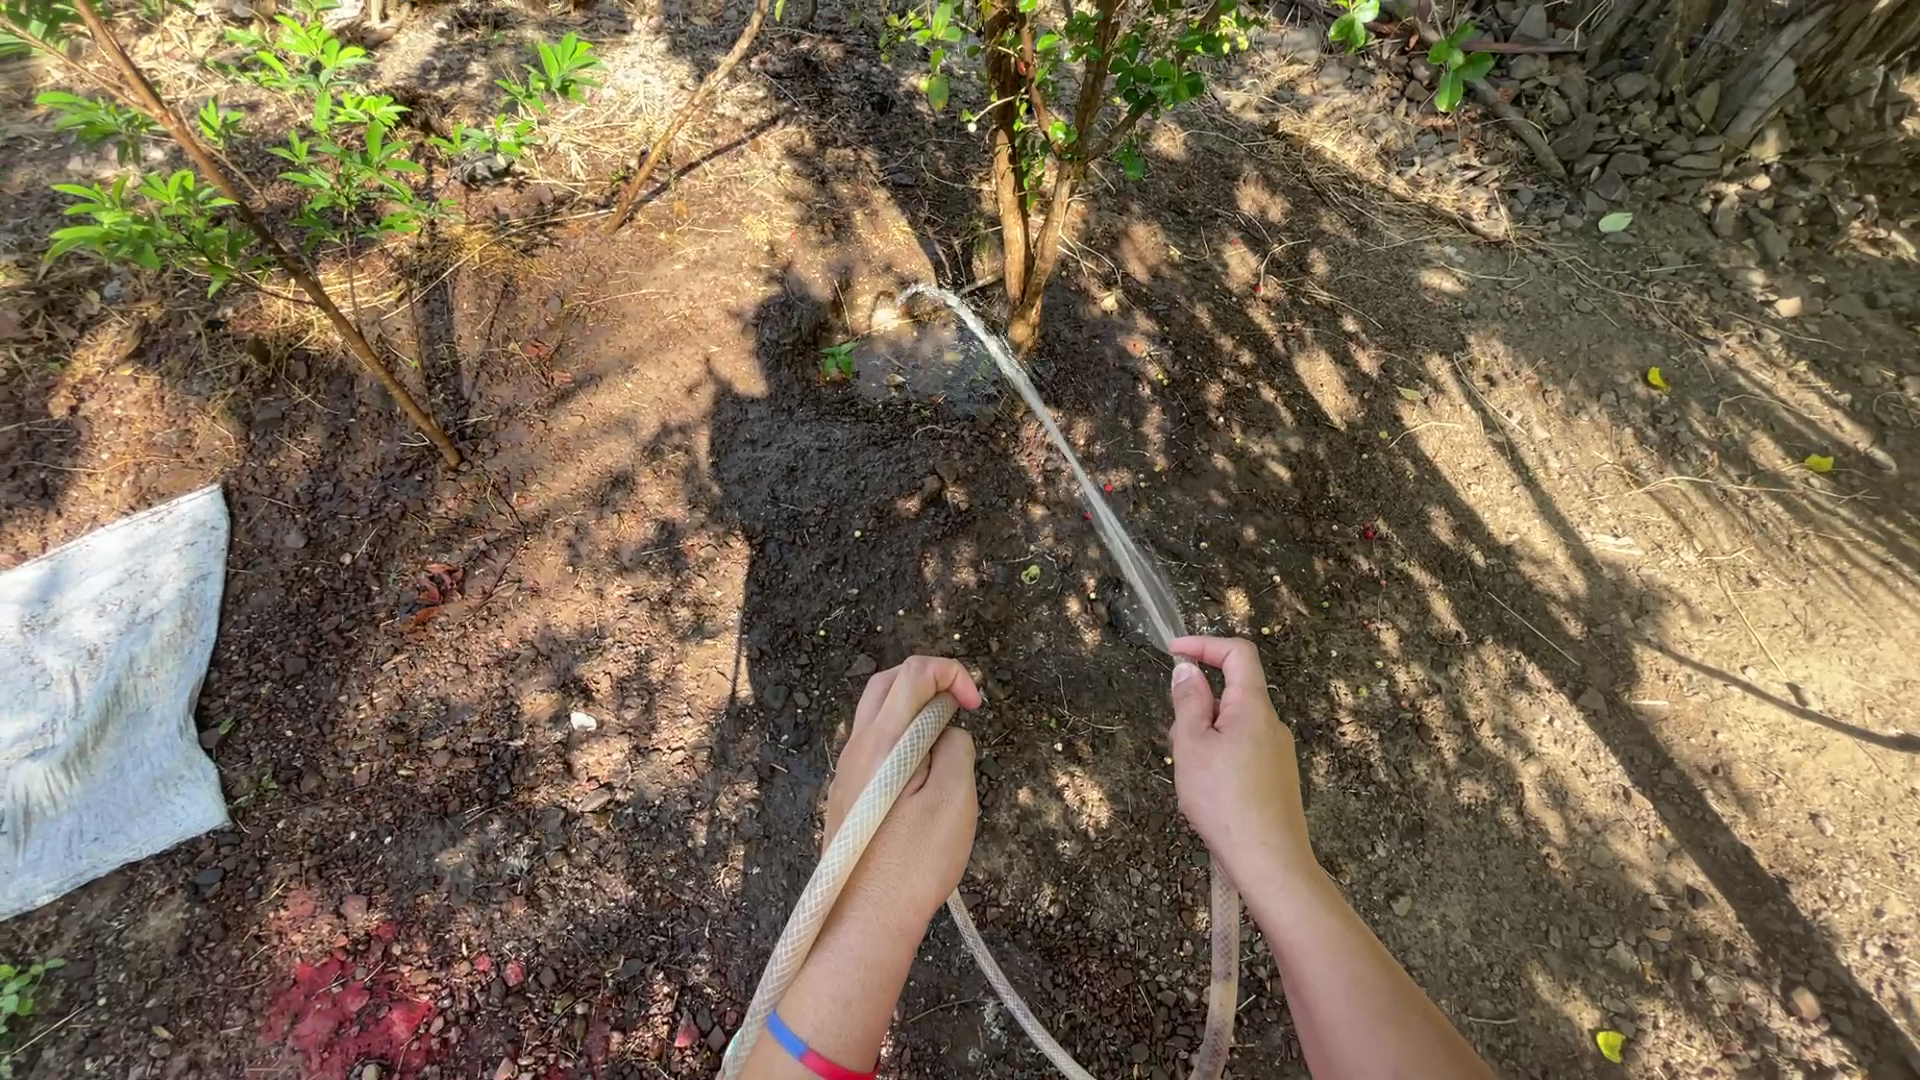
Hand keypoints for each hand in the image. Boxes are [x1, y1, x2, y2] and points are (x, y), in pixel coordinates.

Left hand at [823, 656, 981, 935]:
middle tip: (958, 708)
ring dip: (913, 708)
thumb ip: (955, 748)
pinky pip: (873, 742)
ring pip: (876, 711)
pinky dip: (901, 735)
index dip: (952, 673)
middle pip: (887, 681)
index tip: (975, 706)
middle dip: (928, 680)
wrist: (864, 920)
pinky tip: (921, 773)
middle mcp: (857, 744)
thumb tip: (945, 735)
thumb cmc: (916, 860)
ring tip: (944, 741)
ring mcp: (847, 768)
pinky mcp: (847, 792)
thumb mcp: (954, 798)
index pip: (914, 672)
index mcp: (883, 738)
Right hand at [1166, 636, 1313, 884]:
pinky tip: (1208, 791)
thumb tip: (1187, 669)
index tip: (1173, 651)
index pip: (1238, 653)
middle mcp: (1272, 723)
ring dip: (1205, 735)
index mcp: (1253, 707)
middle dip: (1197, 705)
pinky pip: (1243, 749)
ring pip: (1233, 725)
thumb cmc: (1224, 799)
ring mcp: (1278, 752)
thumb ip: (1189, 701)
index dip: (1205, 644)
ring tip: (1190, 775)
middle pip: (1231, 693)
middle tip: (1176, 741)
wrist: (1270, 862)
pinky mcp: (1278, 777)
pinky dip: (1219, 755)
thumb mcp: (1192, 744)